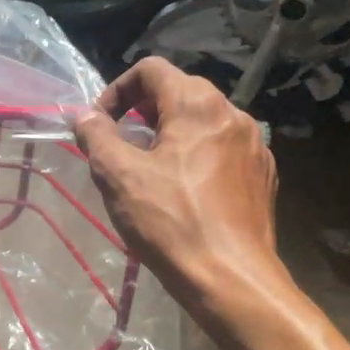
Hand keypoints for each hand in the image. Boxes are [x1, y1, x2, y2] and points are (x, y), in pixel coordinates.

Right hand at [73, 58, 288, 305]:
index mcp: (198, 105)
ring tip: (149, 168)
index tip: (102, 122)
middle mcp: (233, 114)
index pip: (151, 69)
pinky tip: (183, 191)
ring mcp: (254, 145)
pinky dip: (197, 155)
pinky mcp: (263, 176)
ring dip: (171, 133)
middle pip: (180, 91)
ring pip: (203, 121)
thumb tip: (85, 116)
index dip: (118, 88)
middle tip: (121, 143)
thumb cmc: (170, 222)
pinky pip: (223, 149)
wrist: (232, 280)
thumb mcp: (117, 175)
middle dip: (143, 110)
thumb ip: (97, 136)